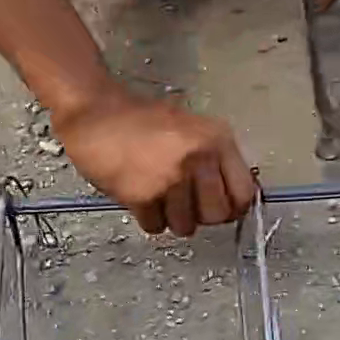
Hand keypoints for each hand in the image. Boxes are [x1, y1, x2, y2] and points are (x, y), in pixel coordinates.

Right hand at [53, 80, 255, 236]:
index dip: (232, 208)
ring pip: (186, 227)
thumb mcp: (191, 129)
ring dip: (171, 218)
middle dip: (201, 216)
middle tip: (184, 203)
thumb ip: (215, 161)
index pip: (244, 194)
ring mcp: (172, 179)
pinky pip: (156, 226)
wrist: (95, 113)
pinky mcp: (144, 196)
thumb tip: (234, 200)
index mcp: (217, 140)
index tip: (220, 208)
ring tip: (157, 194)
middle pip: (217, 216)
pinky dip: (147, 218)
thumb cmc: (140, 121)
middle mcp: (199, 159)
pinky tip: (139, 194)